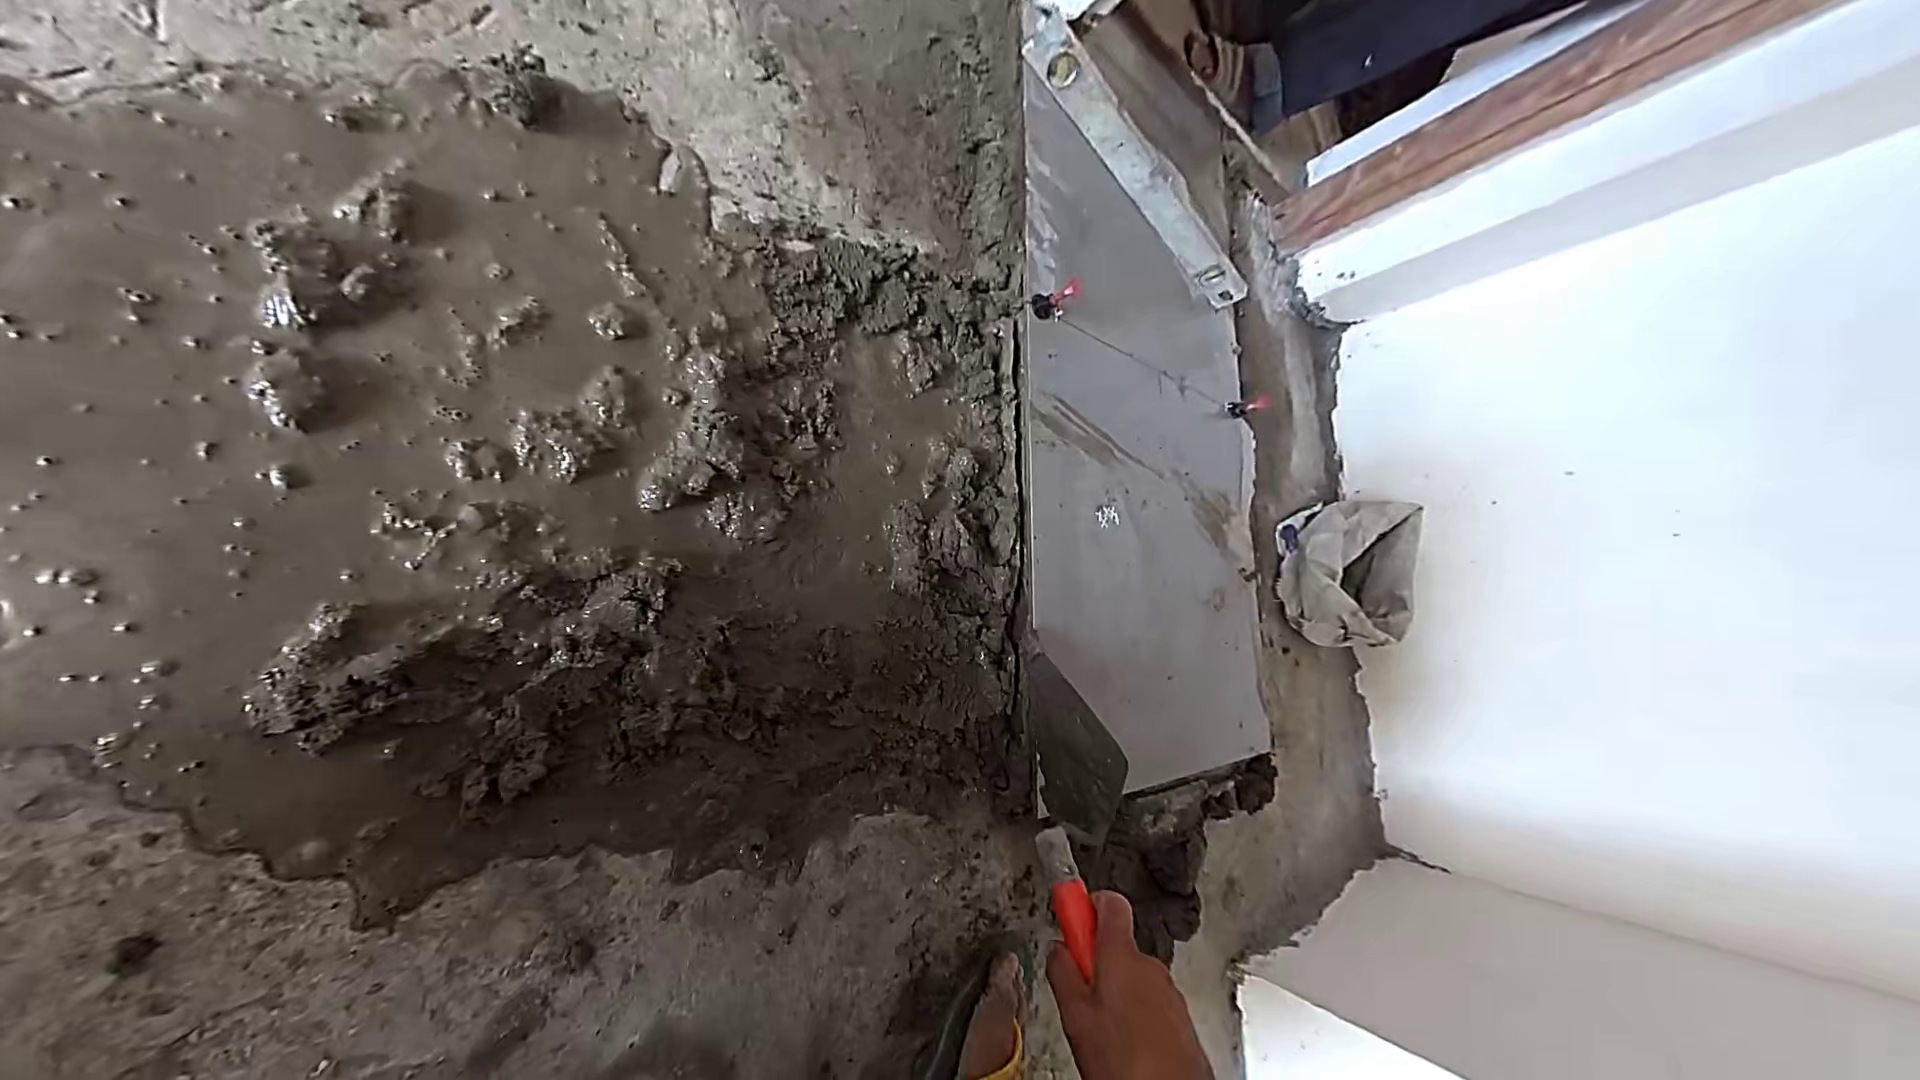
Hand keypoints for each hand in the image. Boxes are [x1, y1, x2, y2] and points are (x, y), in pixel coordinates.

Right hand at [1047, 891, 1213, 1079]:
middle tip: (1081, 995)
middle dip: (1096, 962)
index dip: (1087, 905)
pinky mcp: (1180, 1017)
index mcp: (1122, 955)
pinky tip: (1127, 1045)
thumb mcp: (1076, 1017)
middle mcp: (1149, 965)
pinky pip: (1151, 1000)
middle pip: (1117, 943)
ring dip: (1116, 991)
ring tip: (1104, 1031)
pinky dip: (1137, 1012)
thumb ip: (1062, 973)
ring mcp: (1168, 991)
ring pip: (1132, 975)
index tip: (1070, 915)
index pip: (1109, 903)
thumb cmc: (1127, 1065)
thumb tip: (1057, 949)